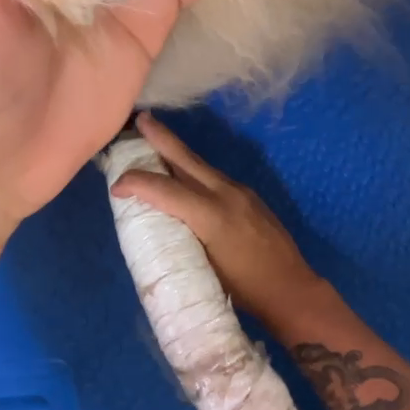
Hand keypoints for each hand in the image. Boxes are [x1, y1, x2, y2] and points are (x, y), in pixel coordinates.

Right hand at [110, 113, 328, 326]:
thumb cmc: (246, 290)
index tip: (116, 187)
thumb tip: (158, 226)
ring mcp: (240, 192)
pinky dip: (193, 171)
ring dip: (177, 153)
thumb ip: (181, 240)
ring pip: (201, 165)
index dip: (136, 183)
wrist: (293, 290)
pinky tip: (185, 176)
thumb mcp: (203, 267)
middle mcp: (226, 194)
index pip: (165, 189)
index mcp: (211, 215)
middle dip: (161, 138)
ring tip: (156, 141)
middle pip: (186, 159)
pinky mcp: (249, 197)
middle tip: (140, 119)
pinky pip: (214, 177)